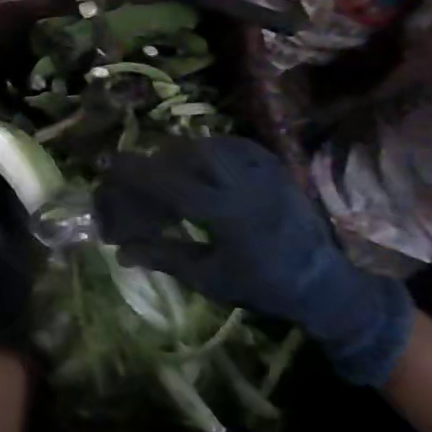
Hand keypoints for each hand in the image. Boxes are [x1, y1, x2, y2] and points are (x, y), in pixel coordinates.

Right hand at [93, 137, 411, 385]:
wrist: (324, 282)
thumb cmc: (263, 286)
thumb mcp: (209, 278)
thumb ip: (164, 257)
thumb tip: (122, 251)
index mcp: (226, 213)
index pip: (170, 183)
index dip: (135, 172)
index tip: (107, 163)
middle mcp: (244, 182)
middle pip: (187, 155)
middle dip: (155, 160)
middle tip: (135, 170)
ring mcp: (264, 170)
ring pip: (211, 145)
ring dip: (182, 152)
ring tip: (165, 167)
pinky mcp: (276, 166)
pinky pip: (235, 145)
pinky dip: (211, 149)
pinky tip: (201, 161)